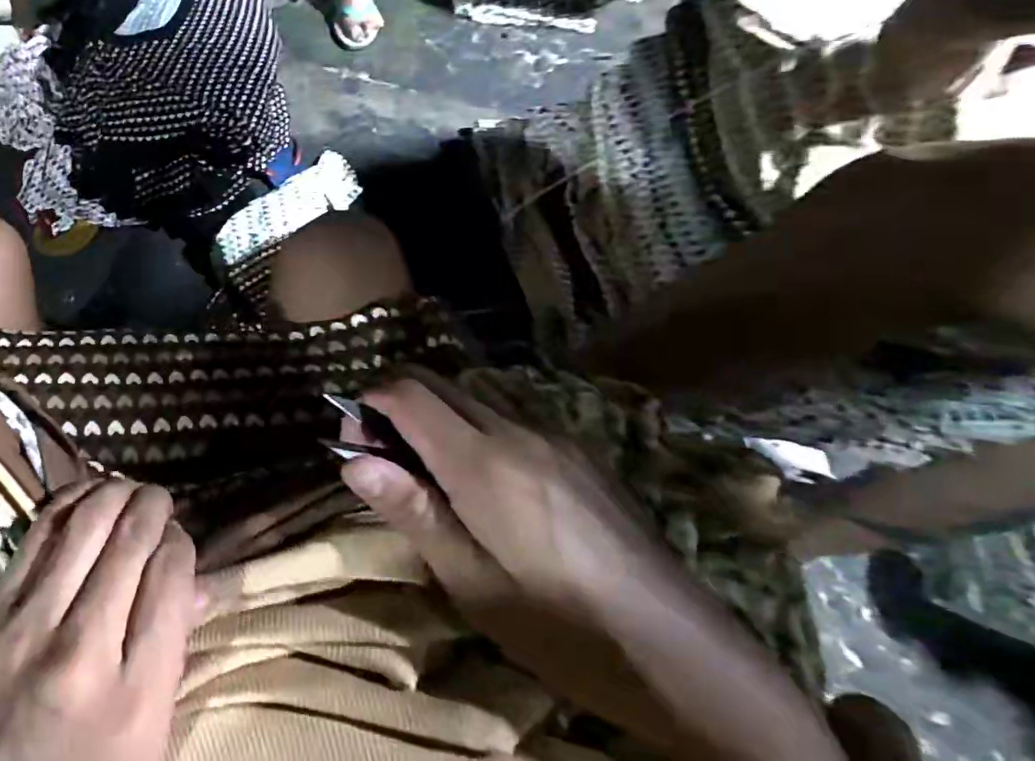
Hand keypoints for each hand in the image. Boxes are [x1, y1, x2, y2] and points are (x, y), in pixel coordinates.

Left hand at [0, 479, 201, 760]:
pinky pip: (35, 535)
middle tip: (160, 500)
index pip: (171, 578)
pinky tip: (85, 494)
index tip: (179, 540)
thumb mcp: (145, 739)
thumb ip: (172, 656)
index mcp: (133, 696)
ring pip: (84, 525)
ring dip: (114, 493)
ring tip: (128, 489)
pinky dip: (67, 503)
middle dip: (153, 507)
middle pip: (131, 543)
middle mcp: (81, 653)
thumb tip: (201, 583)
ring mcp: (26, 629)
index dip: (181, 545)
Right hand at [337, 372, 688, 657]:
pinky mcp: (579, 452)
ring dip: (435, 413)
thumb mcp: (471, 583)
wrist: (683, 653)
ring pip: (473, 394)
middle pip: (437, 381)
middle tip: (382, 457)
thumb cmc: (561, 628)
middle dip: (395, 402)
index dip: (368, 401)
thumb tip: (351, 459)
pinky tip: (483, 482)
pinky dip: (473, 427)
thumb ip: (412, 510)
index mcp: (482, 461)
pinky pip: (508, 416)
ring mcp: (554, 435)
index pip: (408, 391)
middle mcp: (516, 429)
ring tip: (429, 473)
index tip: (352, 437)